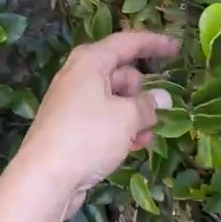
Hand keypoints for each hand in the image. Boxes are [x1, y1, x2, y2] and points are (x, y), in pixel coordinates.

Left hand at [9, 31, 178, 209]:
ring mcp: (73, 102)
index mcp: (90, 61)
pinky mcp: (70, 127)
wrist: (44, 178)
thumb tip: (163, 98)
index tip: (176, 48)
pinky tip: (134, 146)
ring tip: (148, 136)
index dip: (154, 44)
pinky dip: (120, 128)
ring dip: (134, 115)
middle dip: (142, 93)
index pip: (128, 43)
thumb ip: (147, 106)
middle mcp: (79, 75)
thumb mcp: (126, 118)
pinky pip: (103, 119)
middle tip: (158, 114)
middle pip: (121, 74)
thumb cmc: (88, 136)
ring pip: (113, 99)